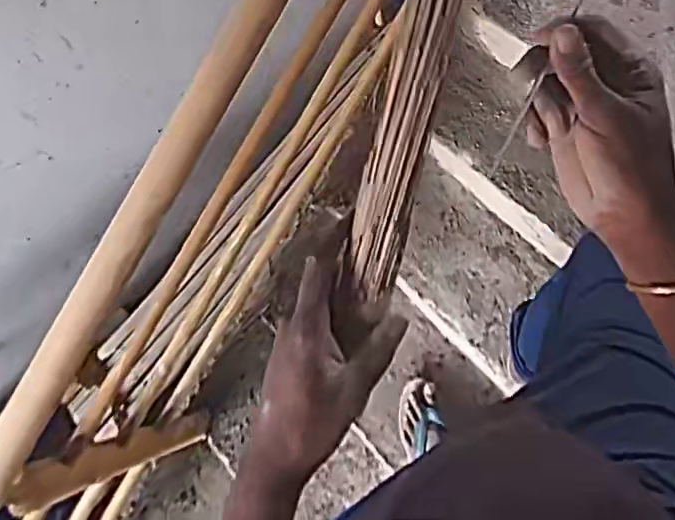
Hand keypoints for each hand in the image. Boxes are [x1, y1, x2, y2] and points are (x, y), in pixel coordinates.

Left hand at [240, 256, 406, 491]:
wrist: (274, 456)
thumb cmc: (312, 423)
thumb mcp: (354, 389)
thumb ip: (377, 351)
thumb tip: (400, 318)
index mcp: (307, 326)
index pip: (319, 269)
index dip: (333, 240)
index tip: (347, 219)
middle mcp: (292, 323)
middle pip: (314, 277)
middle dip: (336, 255)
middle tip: (359, 240)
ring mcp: (285, 335)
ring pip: (310, 295)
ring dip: (332, 280)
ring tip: (357, 272)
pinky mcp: (285, 348)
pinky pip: (307, 311)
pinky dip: (325, 300)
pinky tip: (341, 311)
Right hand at [526, 17, 674, 275]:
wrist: (625, 219)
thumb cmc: (634, 171)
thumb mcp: (605, 114)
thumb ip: (579, 72)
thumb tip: (562, 33)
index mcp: (629, 71)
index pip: (591, 31)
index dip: (563, 31)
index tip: (539, 41)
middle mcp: (605, 81)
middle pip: (560, 51)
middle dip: (544, 68)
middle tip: (534, 84)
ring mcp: (582, 102)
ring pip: (544, 78)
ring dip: (538, 99)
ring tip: (550, 123)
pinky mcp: (564, 122)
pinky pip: (537, 106)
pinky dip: (534, 120)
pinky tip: (544, 139)